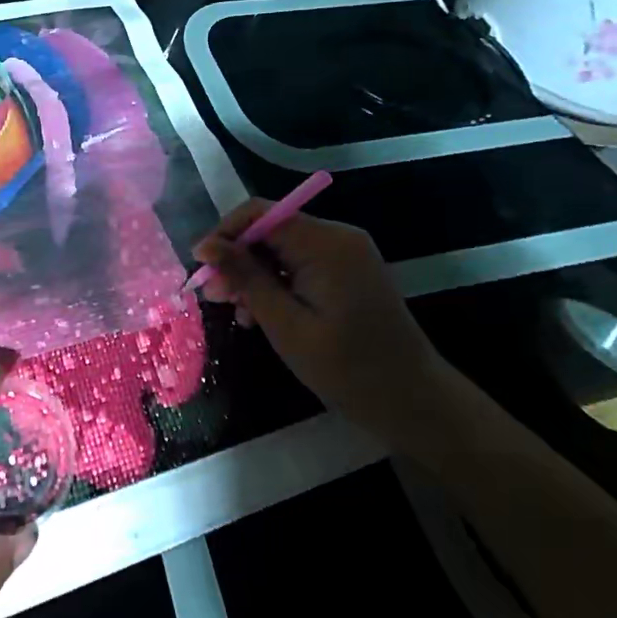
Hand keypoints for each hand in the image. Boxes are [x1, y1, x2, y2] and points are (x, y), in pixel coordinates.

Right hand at [192, 200, 455, 446]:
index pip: (260, 213)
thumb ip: (245, 278)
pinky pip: (299, 264)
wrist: (415, 404)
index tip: (200, 266)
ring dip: (253, 275)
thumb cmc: (348, 369)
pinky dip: (276, 283)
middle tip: (212, 296)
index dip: (225, 233)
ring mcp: (346, 254)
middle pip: (270, 230)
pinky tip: (261, 314)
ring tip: (235, 312)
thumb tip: (205, 245)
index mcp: (326, 244)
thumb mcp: (286, 324)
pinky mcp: (348, 272)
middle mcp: (337, 237)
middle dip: (236, 259)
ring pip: (281, 249)